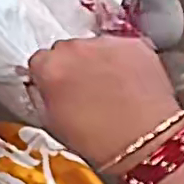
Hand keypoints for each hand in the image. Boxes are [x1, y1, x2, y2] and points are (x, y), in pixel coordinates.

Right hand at [28, 36, 179, 167]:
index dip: (49, 77)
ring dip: (99, 61)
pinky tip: (130, 83)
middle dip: (73, 66)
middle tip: (86, 91)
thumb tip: (41, 85)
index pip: (39, 61)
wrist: (144, 141)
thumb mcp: (52, 124)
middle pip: (67, 50)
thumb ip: (40, 96)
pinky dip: (124, 60)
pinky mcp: (134, 43)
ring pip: (95, 46)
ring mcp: (105, 42)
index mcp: (48, 67)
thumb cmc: (95, 140)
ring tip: (112, 89)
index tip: (58, 89)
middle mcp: (74, 47)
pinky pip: (122, 48)